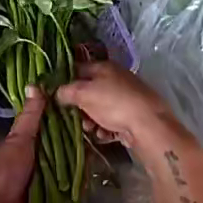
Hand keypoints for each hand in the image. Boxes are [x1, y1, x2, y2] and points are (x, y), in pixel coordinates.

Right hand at [56, 61, 181, 149]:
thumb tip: (57, 92)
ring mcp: (125, 98)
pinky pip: (111, 122)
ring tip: (91, 129)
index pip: (78, 69)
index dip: (64, 82)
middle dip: (79, 108)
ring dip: (91, 121)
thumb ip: (67, 91)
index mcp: (105, 67)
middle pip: (88, 92)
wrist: (147, 124)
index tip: (54, 97)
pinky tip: (104, 135)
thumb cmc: (114, 103)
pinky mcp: (131, 116)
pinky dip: (105, 129)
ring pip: (99, 110)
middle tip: (76, 118)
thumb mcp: (84, 93)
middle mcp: (116, 80)